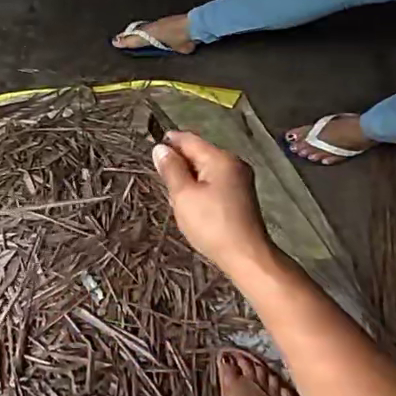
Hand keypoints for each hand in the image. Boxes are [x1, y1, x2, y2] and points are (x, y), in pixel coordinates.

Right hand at [153, 131, 273, 272]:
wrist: (245, 255)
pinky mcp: (241, 196)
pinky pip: (214, 182)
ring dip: (188, 177)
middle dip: (178, 162)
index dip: (169, 142)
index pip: (189, 140)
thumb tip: (160, 148)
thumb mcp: (183, 195)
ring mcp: (240, 180)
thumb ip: (171, 169)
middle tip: (160, 177)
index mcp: (221, 159)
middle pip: (199, 153)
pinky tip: (191, 204)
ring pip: (206, 169)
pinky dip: (200, 188)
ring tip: (173, 195)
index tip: (150, 149)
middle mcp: (233, 164)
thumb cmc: (211, 224)